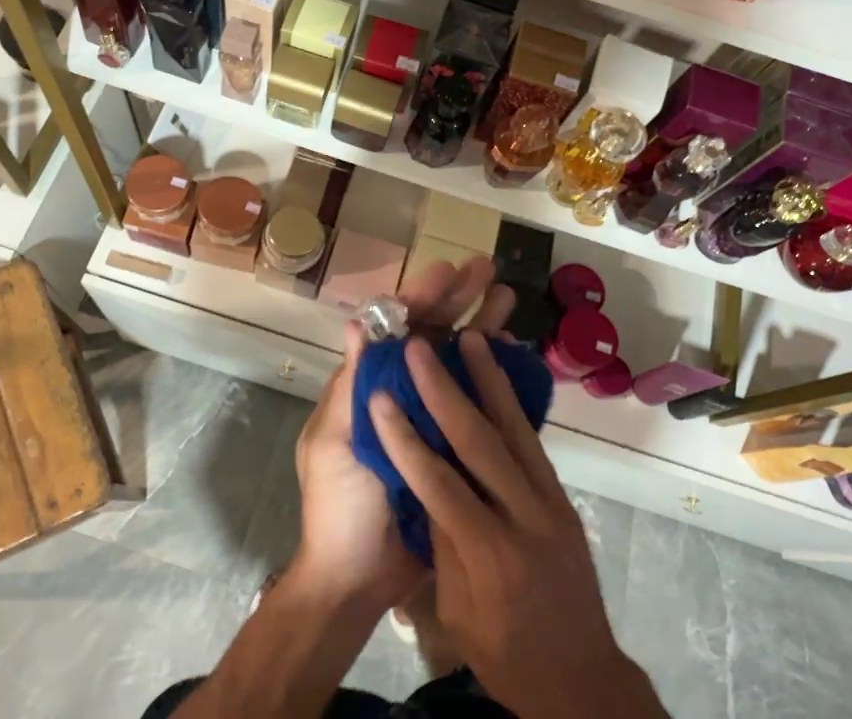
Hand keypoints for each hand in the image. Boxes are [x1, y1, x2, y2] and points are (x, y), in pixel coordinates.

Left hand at [292, 257, 513, 610]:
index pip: (395, 332)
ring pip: (458, 365)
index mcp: (368, 389)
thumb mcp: (333, 443)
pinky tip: (518, 361)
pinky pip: (477, 406)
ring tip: (511, 302)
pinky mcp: (455, 451)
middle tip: (491, 270)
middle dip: (458, 301)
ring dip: (481, 330)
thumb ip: (351, 386)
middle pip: (431, 339)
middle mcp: (400, 397)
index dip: (422, 299)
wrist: (358, 580)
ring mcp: (430, 423)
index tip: (449, 271)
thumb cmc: (338, 507)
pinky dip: (495, 380)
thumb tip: (360, 322)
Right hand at [367, 332, 666, 718]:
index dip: (405, 436)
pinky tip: (501, 382)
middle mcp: (526, 518)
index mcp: (489, 554)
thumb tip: (428, 484)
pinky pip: (534, 446)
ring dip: (490, 382)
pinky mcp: (564, 502)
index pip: (438, 482)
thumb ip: (444, 542)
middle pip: (480, 442)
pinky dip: (514, 409)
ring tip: (472, 338)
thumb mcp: (458, 610)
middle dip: (444, 389)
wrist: (581, 681)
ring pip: (516, 431)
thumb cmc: (506, 656)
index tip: (379, 395)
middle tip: (421, 347)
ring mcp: (552, 506)